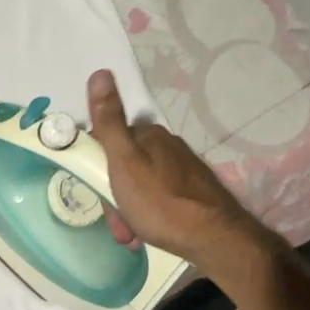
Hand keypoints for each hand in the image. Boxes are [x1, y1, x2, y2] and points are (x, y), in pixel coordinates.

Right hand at [85, 69, 282, 275]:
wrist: (212, 237)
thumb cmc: (161, 202)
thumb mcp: (124, 162)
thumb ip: (109, 121)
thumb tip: (100, 72)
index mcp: (148, 136)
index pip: (108, 143)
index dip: (96, 170)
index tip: (99, 195)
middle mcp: (167, 146)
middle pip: (124, 168)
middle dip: (115, 199)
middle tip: (119, 227)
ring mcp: (182, 169)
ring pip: (140, 188)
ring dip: (130, 213)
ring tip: (133, 237)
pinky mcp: (193, 191)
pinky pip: (158, 200)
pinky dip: (148, 217)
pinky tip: (149, 234)